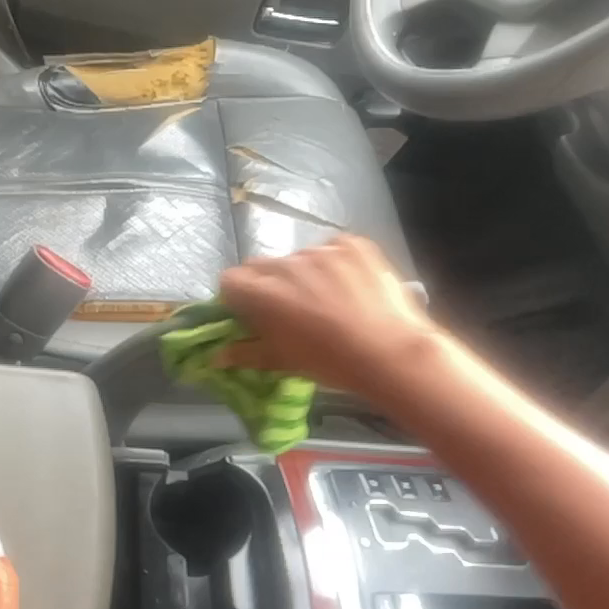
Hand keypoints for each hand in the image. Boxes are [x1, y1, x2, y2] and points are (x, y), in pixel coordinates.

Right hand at [218, 235, 444, 400]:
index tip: (251, 314)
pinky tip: (349, 287)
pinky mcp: (352, 244)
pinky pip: (332, 248)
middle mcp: (286, 264)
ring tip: (327, 301)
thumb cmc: (332, 363)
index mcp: (263, 293)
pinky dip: (334, 263)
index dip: (237, 297)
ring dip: (303, 274)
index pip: (230, 280)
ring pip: (298, 258)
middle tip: (289, 310)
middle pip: (262, 266)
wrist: (392, 353)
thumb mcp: (284, 362)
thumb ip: (246, 353)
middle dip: (268, 284)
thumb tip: (217, 356)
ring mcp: (321, 250)